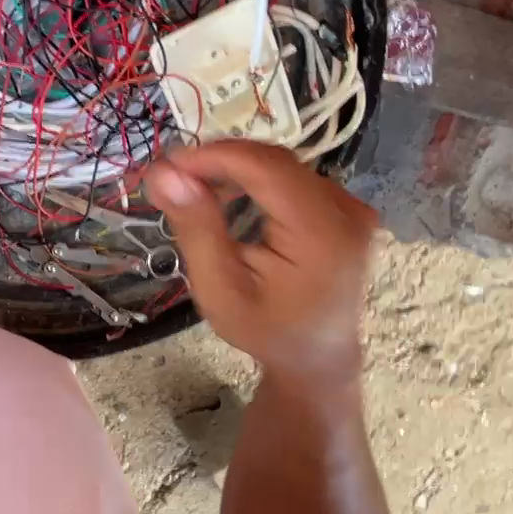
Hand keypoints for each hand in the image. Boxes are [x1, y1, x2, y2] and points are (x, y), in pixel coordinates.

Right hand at [145, 140, 376, 382]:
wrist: (315, 357)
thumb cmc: (264, 328)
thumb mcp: (218, 287)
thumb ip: (195, 227)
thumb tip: (163, 173)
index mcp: (321, 234)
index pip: (266, 167)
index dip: (214, 156)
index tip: (167, 167)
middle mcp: (346, 211)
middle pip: (273, 161)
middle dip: (217, 161)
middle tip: (172, 180)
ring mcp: (349, 207)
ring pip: (279, 164)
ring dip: (231, 168)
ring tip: (192, 190)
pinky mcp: (343, 208)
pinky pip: (290, 175)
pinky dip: (251, 178)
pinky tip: (225, 196)